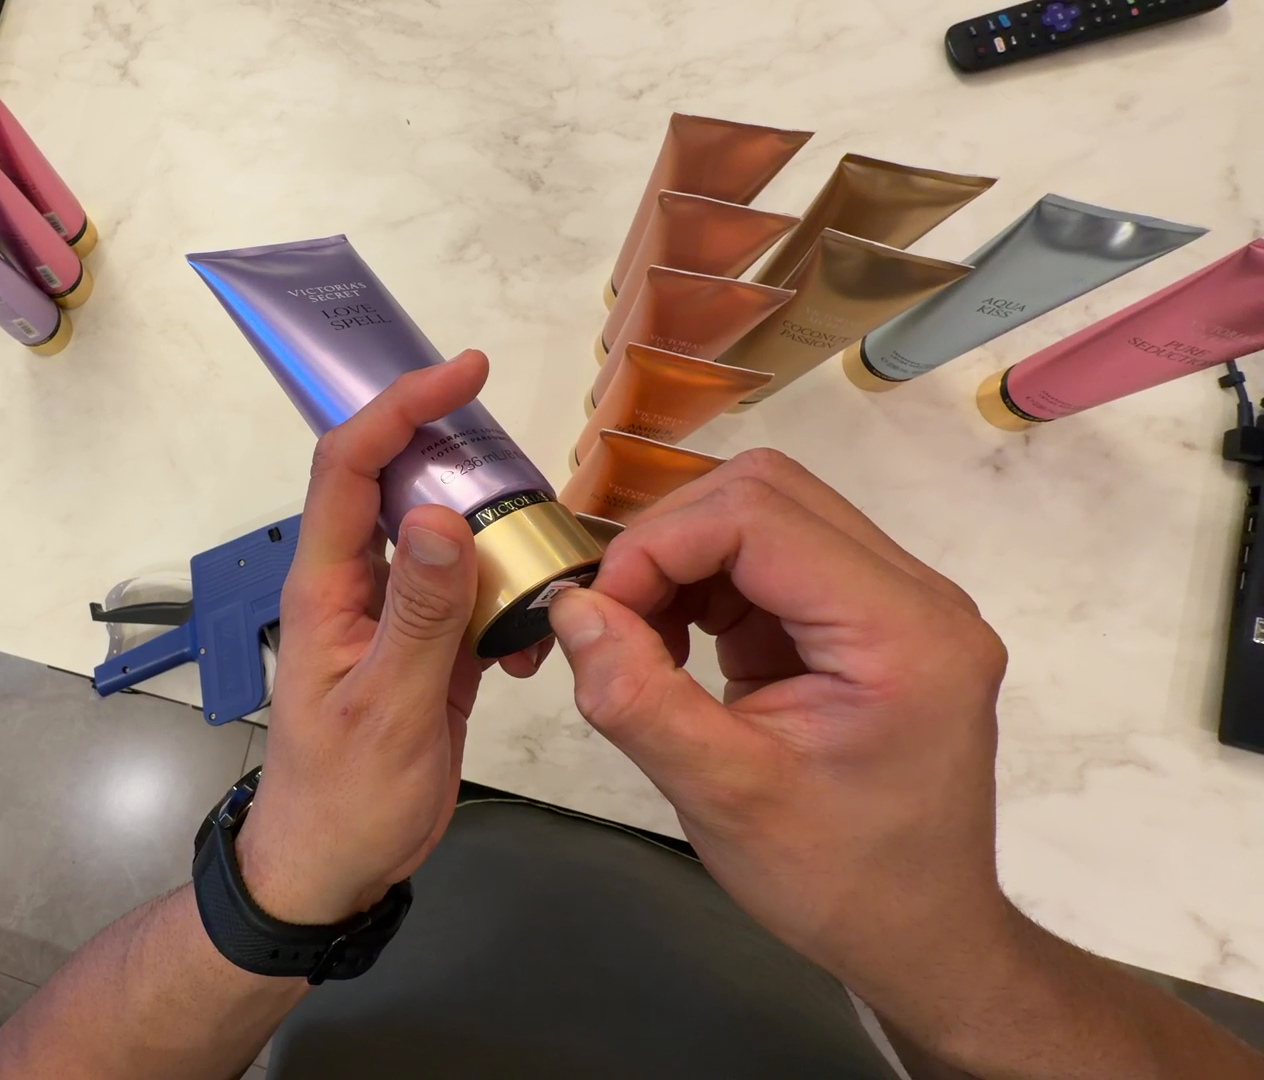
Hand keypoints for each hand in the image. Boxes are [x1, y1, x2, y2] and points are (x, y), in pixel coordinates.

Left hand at [235, 350, 547, 926]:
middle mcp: (356, 583)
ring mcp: (392, 614)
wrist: (334, 864)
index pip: (348, 467)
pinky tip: (527, 645)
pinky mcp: (423, 646)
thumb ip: (419, 613)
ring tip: (541, 562)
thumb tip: (442, 514)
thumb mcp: (387, 707)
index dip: (399, 409)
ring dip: (492, 541)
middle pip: (398, 488)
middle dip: (457, 461)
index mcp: (327, 584)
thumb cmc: (344, 795)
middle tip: (523, 465)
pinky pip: (465, 597)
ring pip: (442, 542)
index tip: (464, 372)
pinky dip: (502, 604)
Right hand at [547, 449, 1023, 1046]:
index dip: (656, 546)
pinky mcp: (840, 612)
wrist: (911, 928)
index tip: (598, 614)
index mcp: (901, 631)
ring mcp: (876, 597)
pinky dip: (686, 583)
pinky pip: (746, 555)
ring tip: (636, 634)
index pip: (757, 516)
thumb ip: (638, 698)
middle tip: (612, 616)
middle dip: (660, 542)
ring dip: (670, 560)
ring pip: (748, 511)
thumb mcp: (720, 796)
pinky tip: (665, 640)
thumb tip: (569, 608)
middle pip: (757, 492)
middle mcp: (905, 592)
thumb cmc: (834, 877)